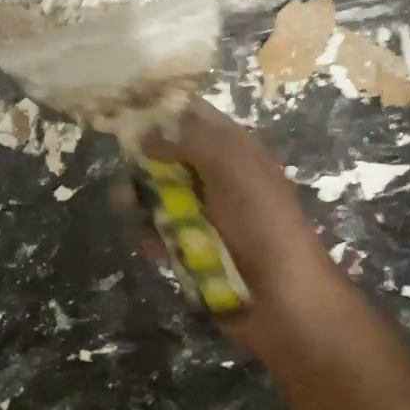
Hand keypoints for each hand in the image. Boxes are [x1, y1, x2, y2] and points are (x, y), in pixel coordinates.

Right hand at [133, 99, 341, 332]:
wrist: (287, 300)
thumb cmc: (262, 223)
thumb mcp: (230, 167)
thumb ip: (188, 141)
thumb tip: (147, 134)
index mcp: (234, 150)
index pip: (195, 115)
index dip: (162, 110)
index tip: (125, 111)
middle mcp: (218, 177)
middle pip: (168, 155)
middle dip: (142, 161)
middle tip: (123, 170)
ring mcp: (206, 215)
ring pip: (158, 195)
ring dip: (138, 200)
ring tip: (125, 209)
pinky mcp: (194, 248)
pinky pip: (161, 234)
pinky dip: (151, 237)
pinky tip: (151, 246)